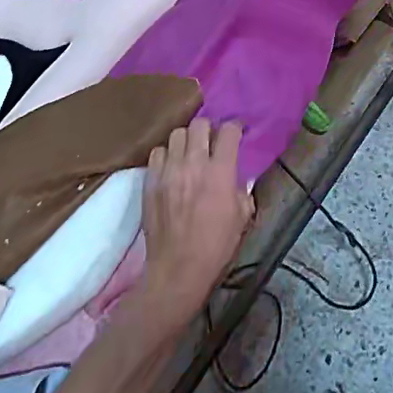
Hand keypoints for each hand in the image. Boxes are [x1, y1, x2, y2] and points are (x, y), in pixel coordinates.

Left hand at [139, 119, 252, 326]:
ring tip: (190, 153)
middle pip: (199, 124)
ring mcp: (169, 171)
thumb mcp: (242, 215)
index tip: (237, 135)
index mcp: (221, 171)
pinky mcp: (150, 182)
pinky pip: (157, 153)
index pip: (229, 130)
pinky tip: (172, 168)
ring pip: (176, 134)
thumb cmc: (217, 244)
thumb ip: (241, 188)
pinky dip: (167, 155)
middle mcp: (194, 163)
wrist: (178, 269)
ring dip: (187, 140)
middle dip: (209, 129)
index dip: (236, 129)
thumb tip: (236, 178)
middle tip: (212, 142)